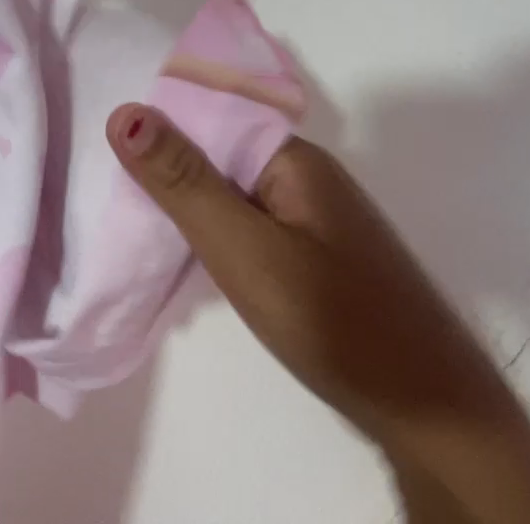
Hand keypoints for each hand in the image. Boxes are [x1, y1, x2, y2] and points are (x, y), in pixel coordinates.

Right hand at [106, 106, 529, 522]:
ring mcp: (313, 217)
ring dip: (183, 201)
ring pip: (228, 191)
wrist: (432, 417)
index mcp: (293, 160)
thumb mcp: (243, 249)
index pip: (208, 117)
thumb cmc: (333, 322)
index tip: (97, 144)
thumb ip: (183, 182)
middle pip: (216, 153)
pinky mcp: (314, 255)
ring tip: (123, 215)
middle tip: (98, 184)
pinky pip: (246, 222)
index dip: (153, 126)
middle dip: (161, 165)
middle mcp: (305, 176)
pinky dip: (209, 230)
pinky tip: (179, 249)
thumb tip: (125, 111)